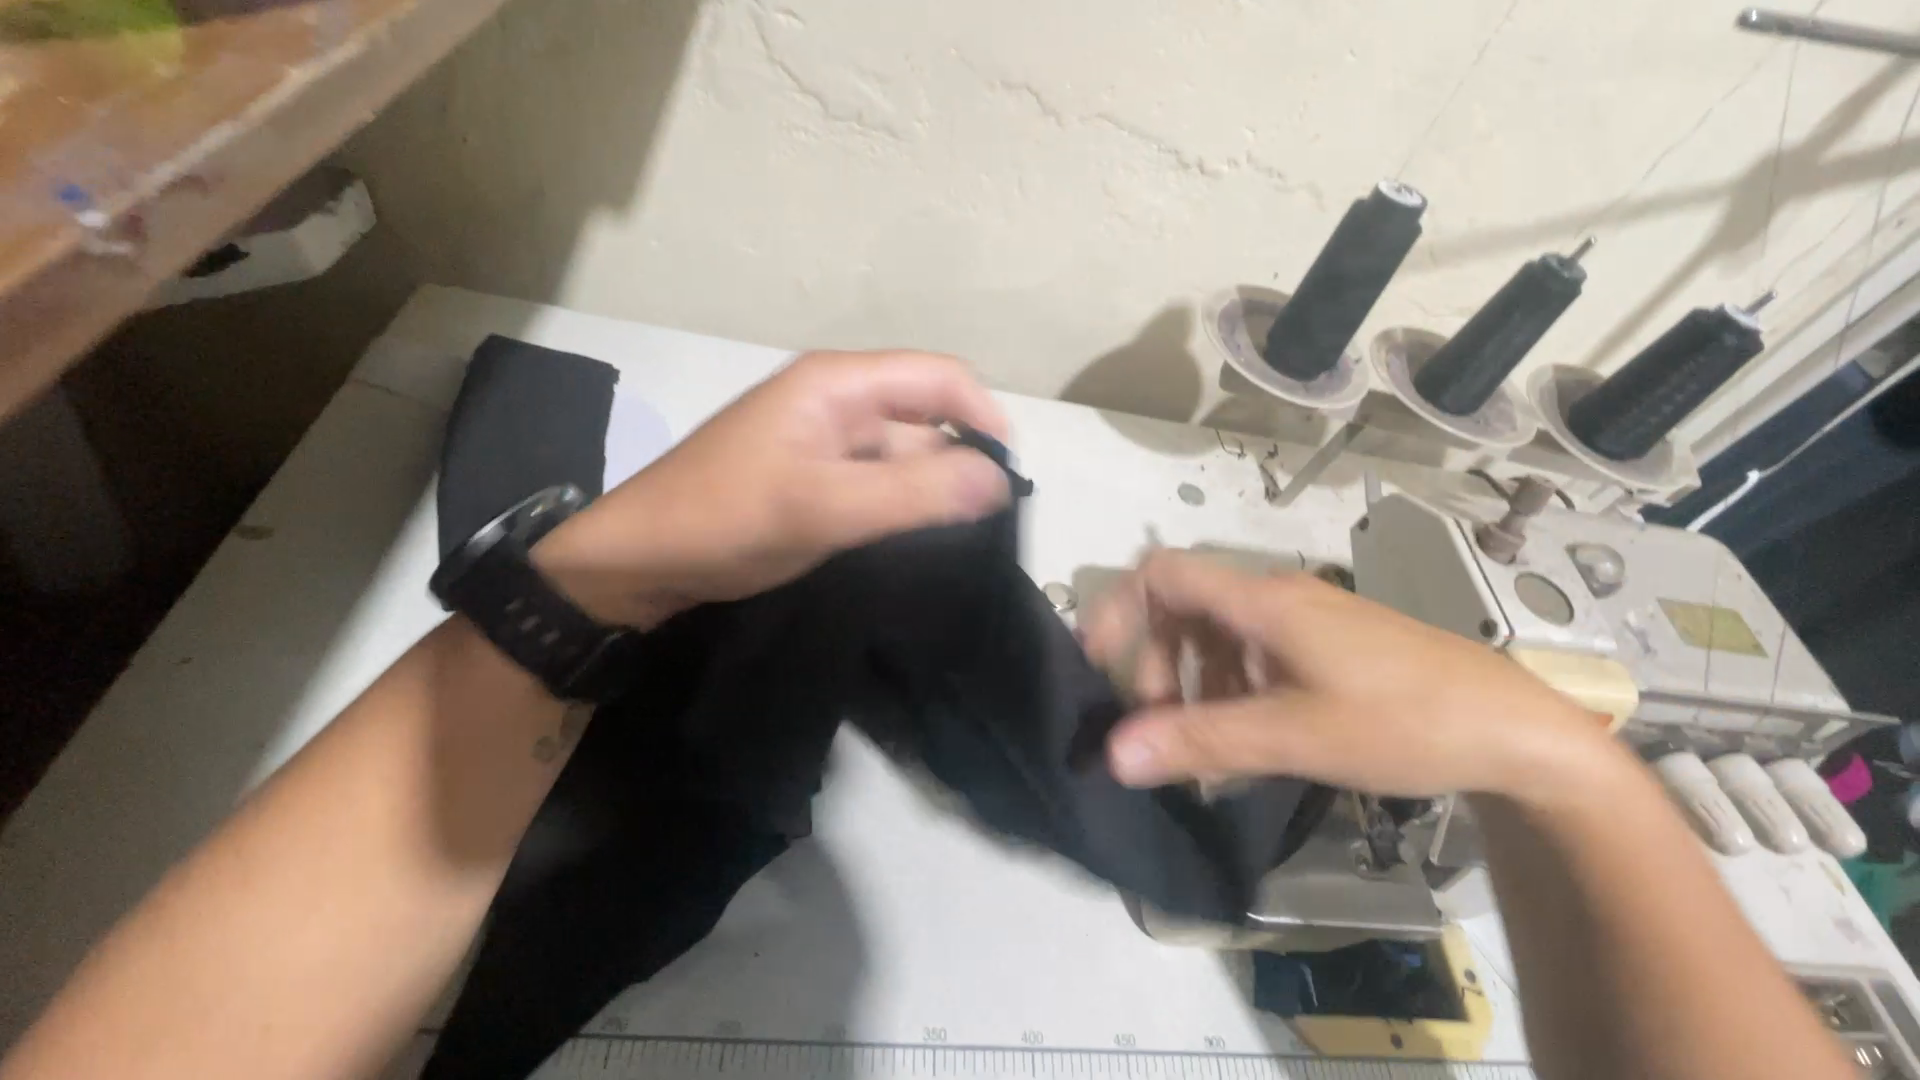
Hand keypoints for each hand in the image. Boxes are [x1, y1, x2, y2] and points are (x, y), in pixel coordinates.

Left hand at [532, 350, 1011, 627]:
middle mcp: (839, 402)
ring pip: (906, 456)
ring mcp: (826, 442)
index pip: (942, 378)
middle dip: (961, 463)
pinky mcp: (816, 478)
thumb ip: (916, 491)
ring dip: (932, 491)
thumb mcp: (826, 506)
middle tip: (982, 526)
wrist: (640, 560)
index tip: (1007, 482)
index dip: (984, 420)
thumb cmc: (727, 520)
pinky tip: (911, 541)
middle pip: (928, 417)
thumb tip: (999, 481)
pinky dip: (903, 507)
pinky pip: (879, 483)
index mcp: (839, 383)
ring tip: (951, 540)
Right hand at [1080, 550, 1612, 801]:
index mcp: (1263, 602)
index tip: (1097, 665)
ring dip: (1193, 684)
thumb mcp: (1294, 736)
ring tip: (1204, 745)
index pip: (1162, 574)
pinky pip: (1254, 656)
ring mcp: (1305, 622)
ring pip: (1217, 636)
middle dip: (1157, 664)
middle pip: (1183, 608)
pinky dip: (1231, 692)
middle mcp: (1277, 598)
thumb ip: (1201, 741)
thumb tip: (1112, 755)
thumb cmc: (1404, 720)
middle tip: (1161, 726)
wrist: (1519, 732)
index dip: (1117, 609)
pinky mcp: (1326, 647)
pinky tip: (1248, 741)